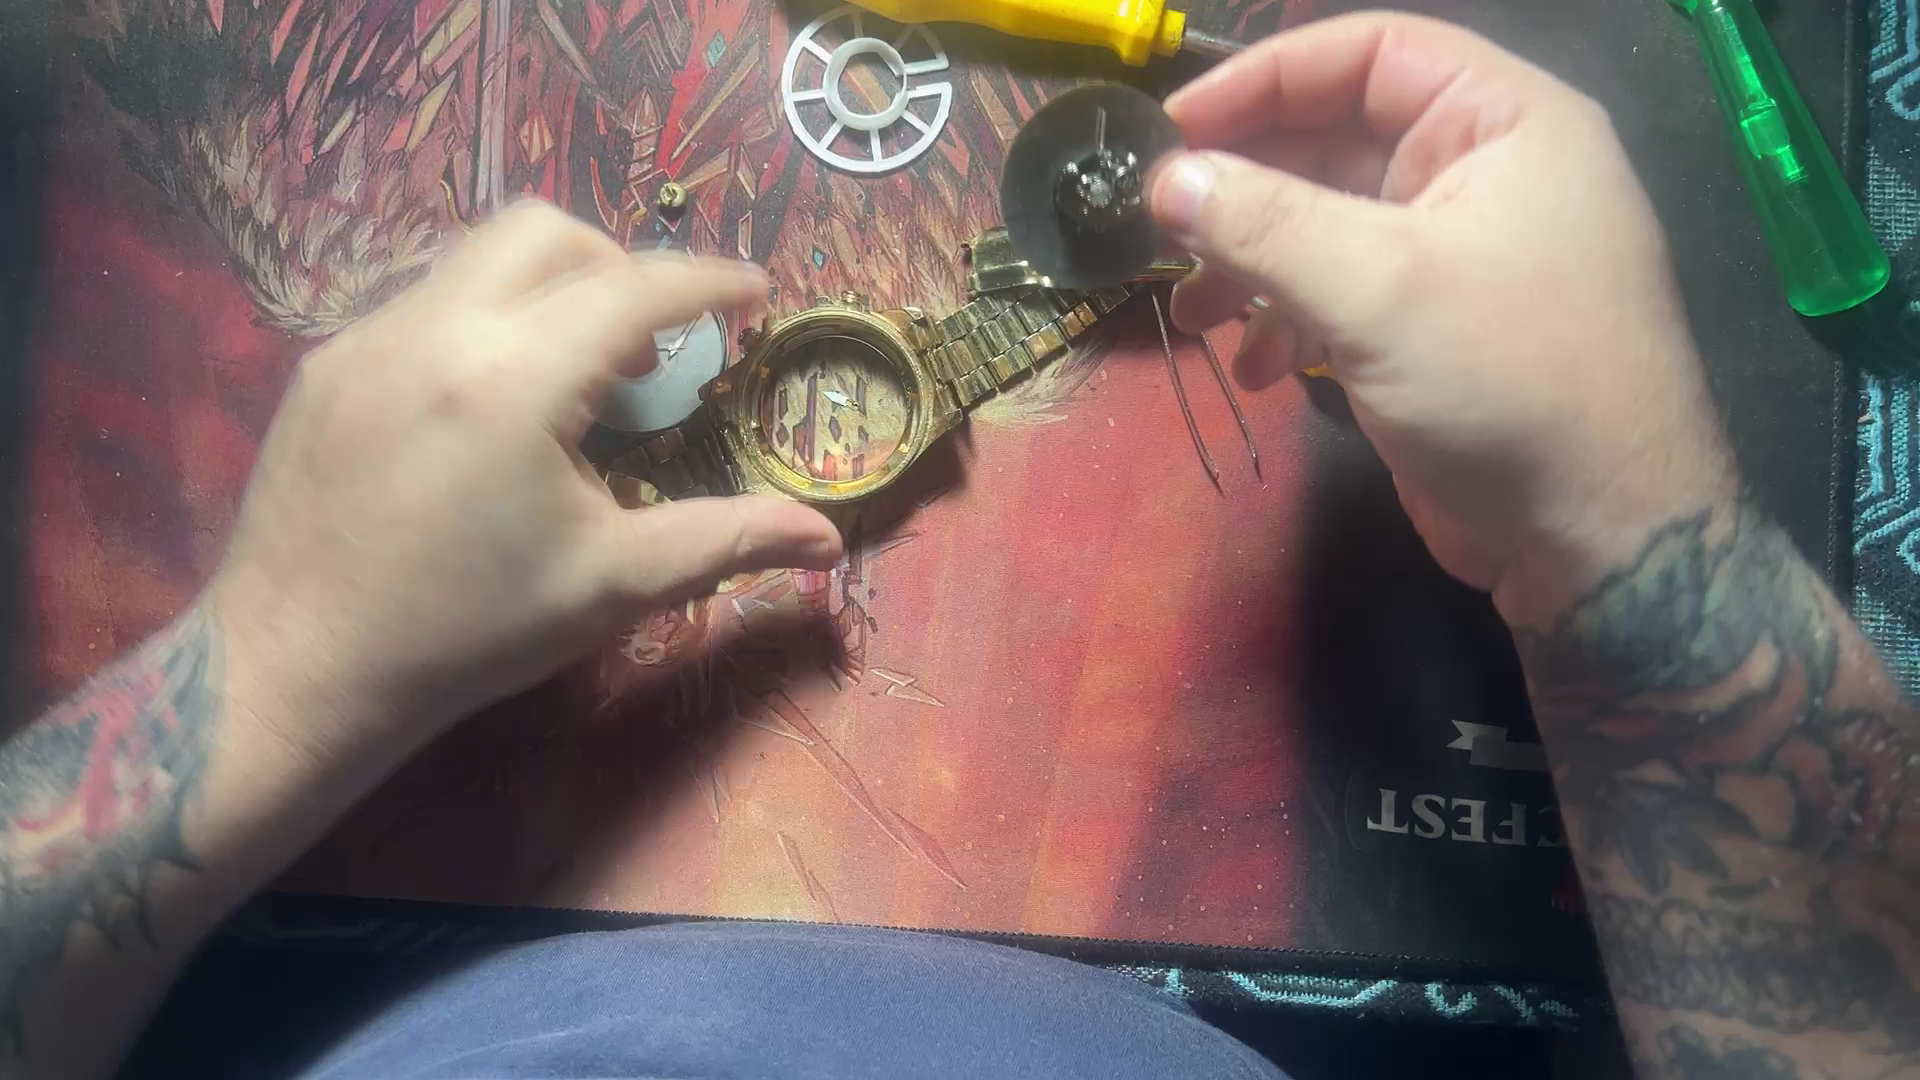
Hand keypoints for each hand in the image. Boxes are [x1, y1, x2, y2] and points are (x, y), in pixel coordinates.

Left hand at [206, 201, 841, 765]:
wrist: (296, 673)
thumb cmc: (475, 630)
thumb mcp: (620, 582)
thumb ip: (734, 541)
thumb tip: (830, 540)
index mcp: (513, 381)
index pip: (632, 289)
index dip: (708, 281)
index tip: (756, 289)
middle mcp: (433, 330)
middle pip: (549, 232)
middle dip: (627, 267)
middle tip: (664, 344)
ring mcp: (366, 338)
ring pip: (484, 254)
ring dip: (564, 287)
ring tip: (595, 373)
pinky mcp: (331, 363)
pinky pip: (437, 298)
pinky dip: (504, 317)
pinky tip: (514, 401)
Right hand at [1151, 14, 1736, 614]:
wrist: (1579, 529)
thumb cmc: (1503, 382)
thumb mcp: (1376, 288)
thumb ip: (1264, 226)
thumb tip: (1165, 182)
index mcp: (1493, 125)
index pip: (1364, 56)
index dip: (1260, 80)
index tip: (1169, 130)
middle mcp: (1464, 179)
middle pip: (1324, 150)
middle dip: (1239, 198)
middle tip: (1161, 236)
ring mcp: (1433, 261)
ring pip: (1310, 234)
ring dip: (1244, 271)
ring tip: (1196, 318)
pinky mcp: (1406, 330)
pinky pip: (1321, 300)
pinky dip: (1277, 326)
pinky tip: (1259, 370)